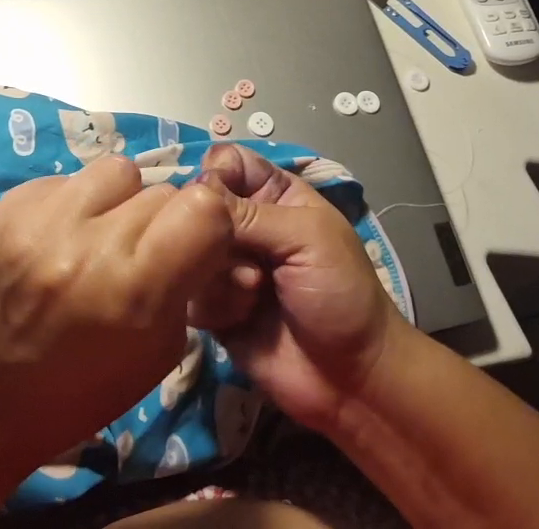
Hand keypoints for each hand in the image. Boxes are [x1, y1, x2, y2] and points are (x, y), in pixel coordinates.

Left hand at [0, 154, 233, 475]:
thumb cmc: (80, 393)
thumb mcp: (160, 353)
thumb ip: (192, 285)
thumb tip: (218, 240)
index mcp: (132, 289)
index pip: (204, 205)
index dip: (207, 225)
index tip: (190, 249)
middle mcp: (84, 244)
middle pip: (162, 190)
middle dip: (161, 222)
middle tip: (137, 257)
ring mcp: (35, 222)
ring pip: (116, 170)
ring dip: (119, 201)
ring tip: (95, 239)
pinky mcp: (0, 209)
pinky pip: (65, 180)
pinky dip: (73, 205)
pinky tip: (55, 242)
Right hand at [190, 144, 409, 431]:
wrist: (349, 377)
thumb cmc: (341, 293)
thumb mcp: (306, 238)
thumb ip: (250, 212)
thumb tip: (192, 192)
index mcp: (275, 196)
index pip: (227, 162)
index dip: (214, 174)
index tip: (212, 194)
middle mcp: (247, 226)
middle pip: (199, 207)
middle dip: (213, 232)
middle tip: (242, 255)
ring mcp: (229, 268)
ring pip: (189, 252)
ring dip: (219, 274)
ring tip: (254, 294)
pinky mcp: (216, 309)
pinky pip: (189, 293)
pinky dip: (214, 304)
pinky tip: (241, 318)